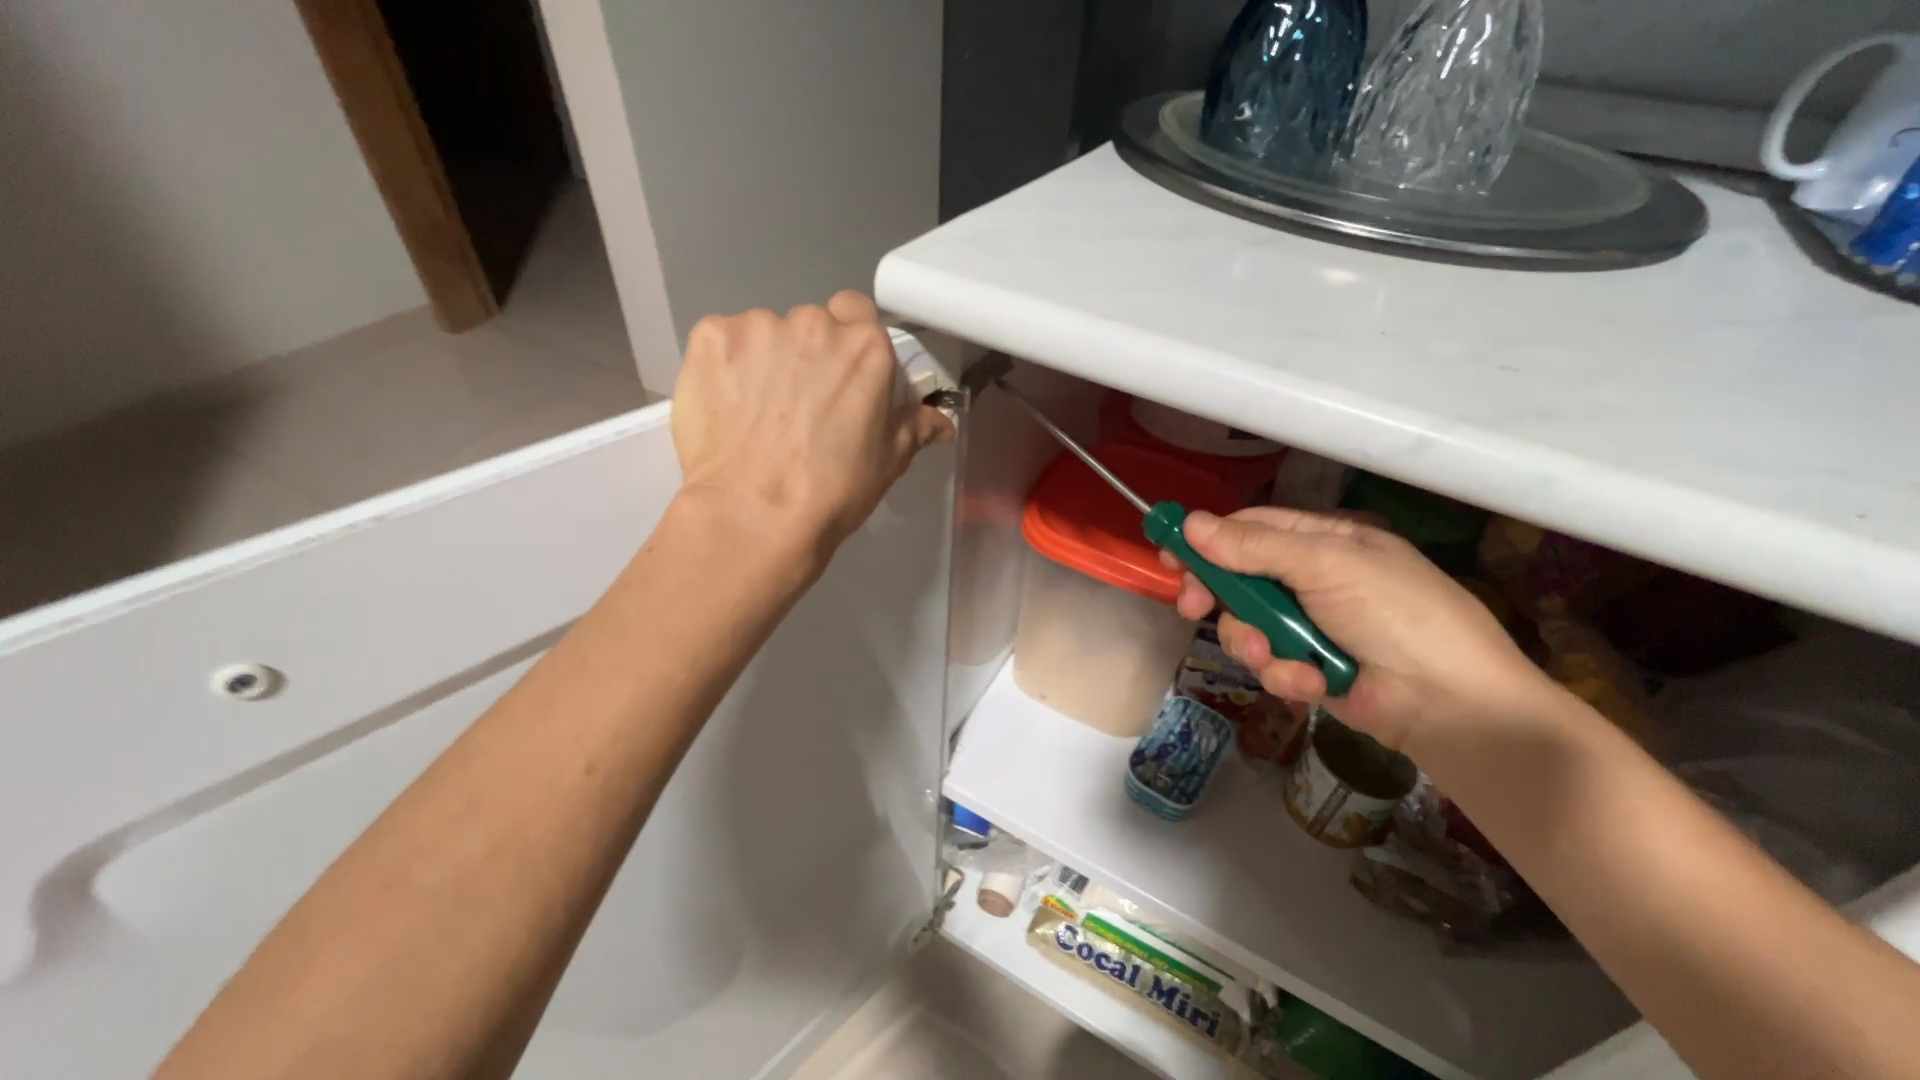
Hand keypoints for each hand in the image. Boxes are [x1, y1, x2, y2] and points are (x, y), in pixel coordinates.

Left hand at [671, 291, 953, 558]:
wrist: (754, 515)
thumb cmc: (832, 492)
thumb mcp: (888, 461)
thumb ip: (914, 427)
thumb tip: (940, 422)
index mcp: (865, 347)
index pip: (857, 313)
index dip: (847, 341)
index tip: (838, 374)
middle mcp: (814, 324)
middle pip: (811, 325)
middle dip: (805, 355)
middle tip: (797, 404)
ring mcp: (758, 327)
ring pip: (764, 333)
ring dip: (763, 360)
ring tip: (755, 412)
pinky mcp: (710, 338)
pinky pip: (720, 341)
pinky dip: (722, 366)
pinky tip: (723, 404)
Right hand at [1171, 507, 1556, 756]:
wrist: (1449, 700)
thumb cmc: (1395, 613)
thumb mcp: (1326, 564)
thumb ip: (1255, 547)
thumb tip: (1191, 522)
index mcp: (1325, 541)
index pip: (1252, 530)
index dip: (1209, 541)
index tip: (1170, 556)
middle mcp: (1313, 580)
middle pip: (1239, 580)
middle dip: (1220, 597)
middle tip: (1194, 608)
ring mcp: (1311, 627)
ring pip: (1247, 627)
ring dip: (1254, 643)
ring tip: (1274, 655)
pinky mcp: (1309, 670)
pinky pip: (1270, 665)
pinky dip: (1285, 674)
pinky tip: (1311, 682)